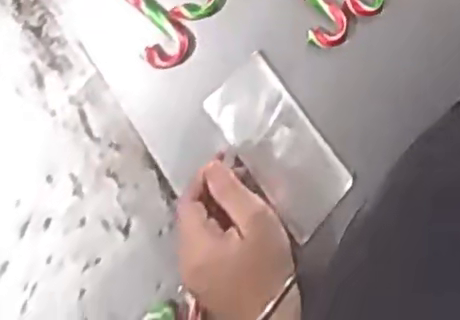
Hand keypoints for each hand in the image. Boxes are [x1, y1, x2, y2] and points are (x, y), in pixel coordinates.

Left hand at [177, 158, 296, 319]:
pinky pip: (205, 241)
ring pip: (198, 227)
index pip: (187, 200)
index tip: (226, 156)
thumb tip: (212, 167)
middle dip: (212, 188)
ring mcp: (194, 272)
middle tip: (240, 171)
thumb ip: (231, 191)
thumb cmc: (267, 267)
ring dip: (216, 204)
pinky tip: (241, 217)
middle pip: (190, 214)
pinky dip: (219, 222)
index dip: (204, 174)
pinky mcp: (206, 279)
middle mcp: (186, 260)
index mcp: (194, 245)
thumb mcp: (255, 220)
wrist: (273, 317)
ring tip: (245, 190)